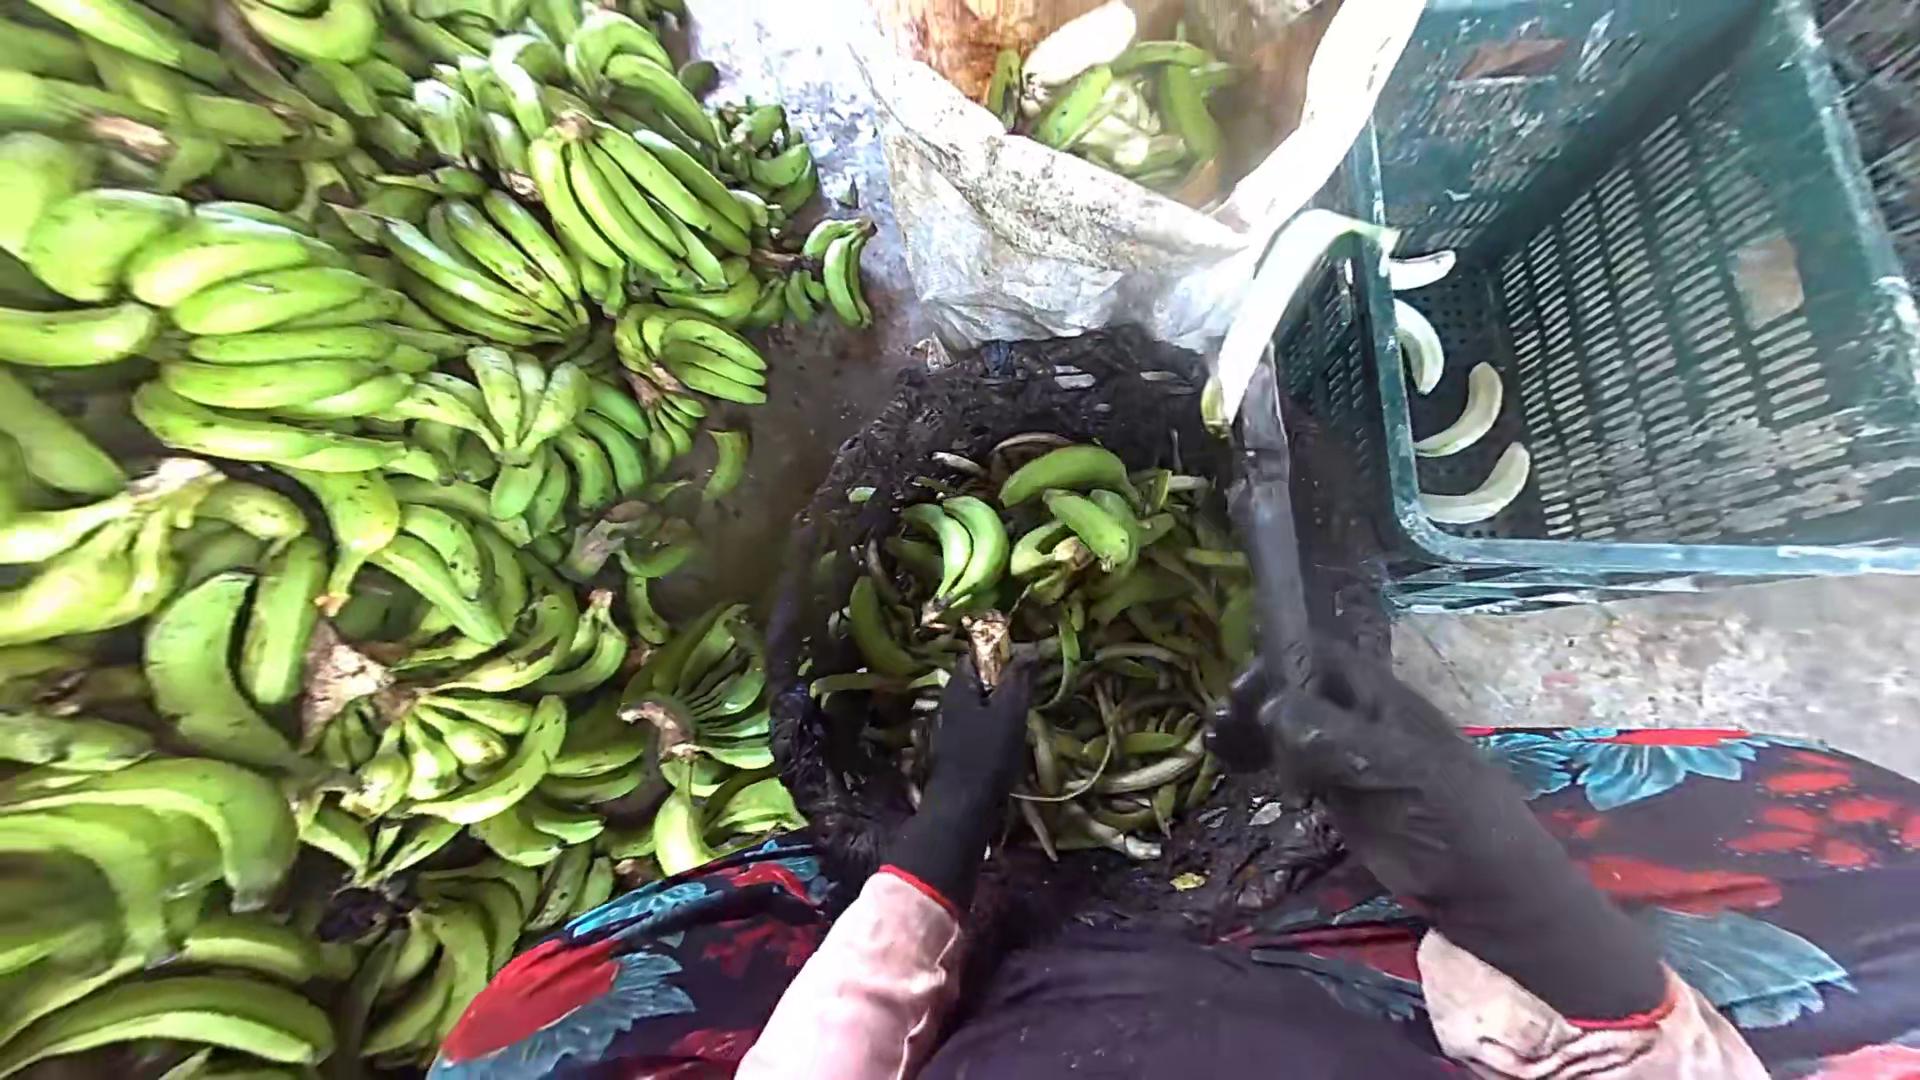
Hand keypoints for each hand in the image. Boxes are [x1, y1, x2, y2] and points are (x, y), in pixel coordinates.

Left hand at [921, 655, 1032, 814]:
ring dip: (1001, 707)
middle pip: (978, 681)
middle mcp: (949, 703)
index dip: (999, 653)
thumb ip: (1019, 679)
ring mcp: (950, 728)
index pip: (974, 655)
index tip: (1025, 662)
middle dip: (1003, 682)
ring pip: (979, 705)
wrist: (963, 810)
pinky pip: (978, 727)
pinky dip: (995, 728)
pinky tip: (1011, 740)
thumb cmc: (987, 756)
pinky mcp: (956, 751)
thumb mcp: (1009, 712)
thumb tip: (1031, 648)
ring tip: (1024, 714)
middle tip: (1030, 689)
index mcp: (957, 687)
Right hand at [1241, 643, 1668, 1022]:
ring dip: (1243, 725)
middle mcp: (1351, 712)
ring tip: (1216, 742)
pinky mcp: (1329, 781)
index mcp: (1376, 696)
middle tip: (1221, 722)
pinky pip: (1281, 755)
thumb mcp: (1398, 771)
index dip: (1276, 662)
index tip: (1241, 691)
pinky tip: (1230, 761)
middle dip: (1251, 697)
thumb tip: (1269, 707)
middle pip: (1288, 685)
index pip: (1316, 656)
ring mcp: (1339, 747)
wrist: (1487, 895)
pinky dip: (1252, 753)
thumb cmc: (1453, 823)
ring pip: (1278, 719)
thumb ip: (1334, 737)